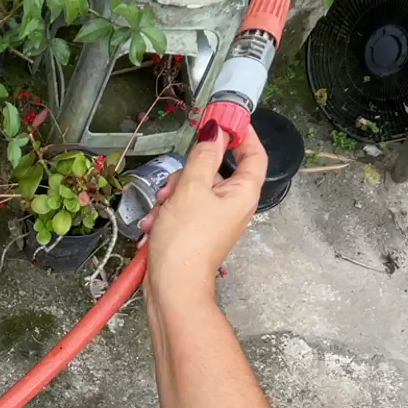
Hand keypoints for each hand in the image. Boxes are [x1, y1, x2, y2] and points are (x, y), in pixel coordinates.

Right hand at [139, 120, 266, 304]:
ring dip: (170, 197)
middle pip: (212, 171)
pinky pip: (181, 211)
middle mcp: (233, 206)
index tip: (223, 119)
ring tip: (159, 213)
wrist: (172, 287)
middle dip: (186, 174)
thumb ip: (203, 155)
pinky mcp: (195, 233)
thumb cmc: (185, 241)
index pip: (253, 153)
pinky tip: (154, 226)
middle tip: (171, 186)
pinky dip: (166, 214)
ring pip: (192, 191)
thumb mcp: (191, 189)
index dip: (241, 133)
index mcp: (243, 192)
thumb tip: (215, 130)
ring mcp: (213, 221)